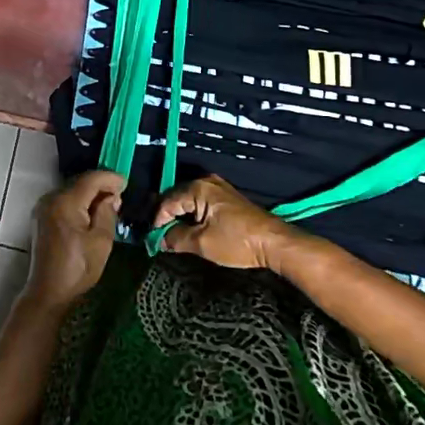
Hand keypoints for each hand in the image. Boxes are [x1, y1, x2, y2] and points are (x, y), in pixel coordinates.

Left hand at [22, 170, 123, 314]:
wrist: (48, 292)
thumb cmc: (77, 269)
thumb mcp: (101, 242)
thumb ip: (107, 213)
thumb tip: (110, 198)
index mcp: (65, 203)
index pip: (91, 179)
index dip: (110, 178)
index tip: (126, 183)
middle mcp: (51, 199)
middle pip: (80, 183)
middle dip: (101, 186)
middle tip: (120, 196)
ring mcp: (43, 208)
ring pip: (72, 191)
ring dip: (90, 194)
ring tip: (108, 204)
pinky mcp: (41, 217)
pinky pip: (63, 201)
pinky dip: (78, 202)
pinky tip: (90, 213)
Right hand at [155, 175, 305, 271]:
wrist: (273, 242)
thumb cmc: (236, 241)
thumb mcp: (202, 243)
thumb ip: (176, 239)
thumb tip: (160, 240)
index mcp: (198, 188)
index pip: (167, 202)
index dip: (157, 221)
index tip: (151, 239)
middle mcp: (206, 182)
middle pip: (176, 198)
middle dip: (166, 218)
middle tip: (158, 238)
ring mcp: (217, 187)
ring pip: (188, 201)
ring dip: (179, 217)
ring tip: (171, 236)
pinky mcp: (225, 197)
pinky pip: (200, 202)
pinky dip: (191, 215)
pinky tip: (188, 229)